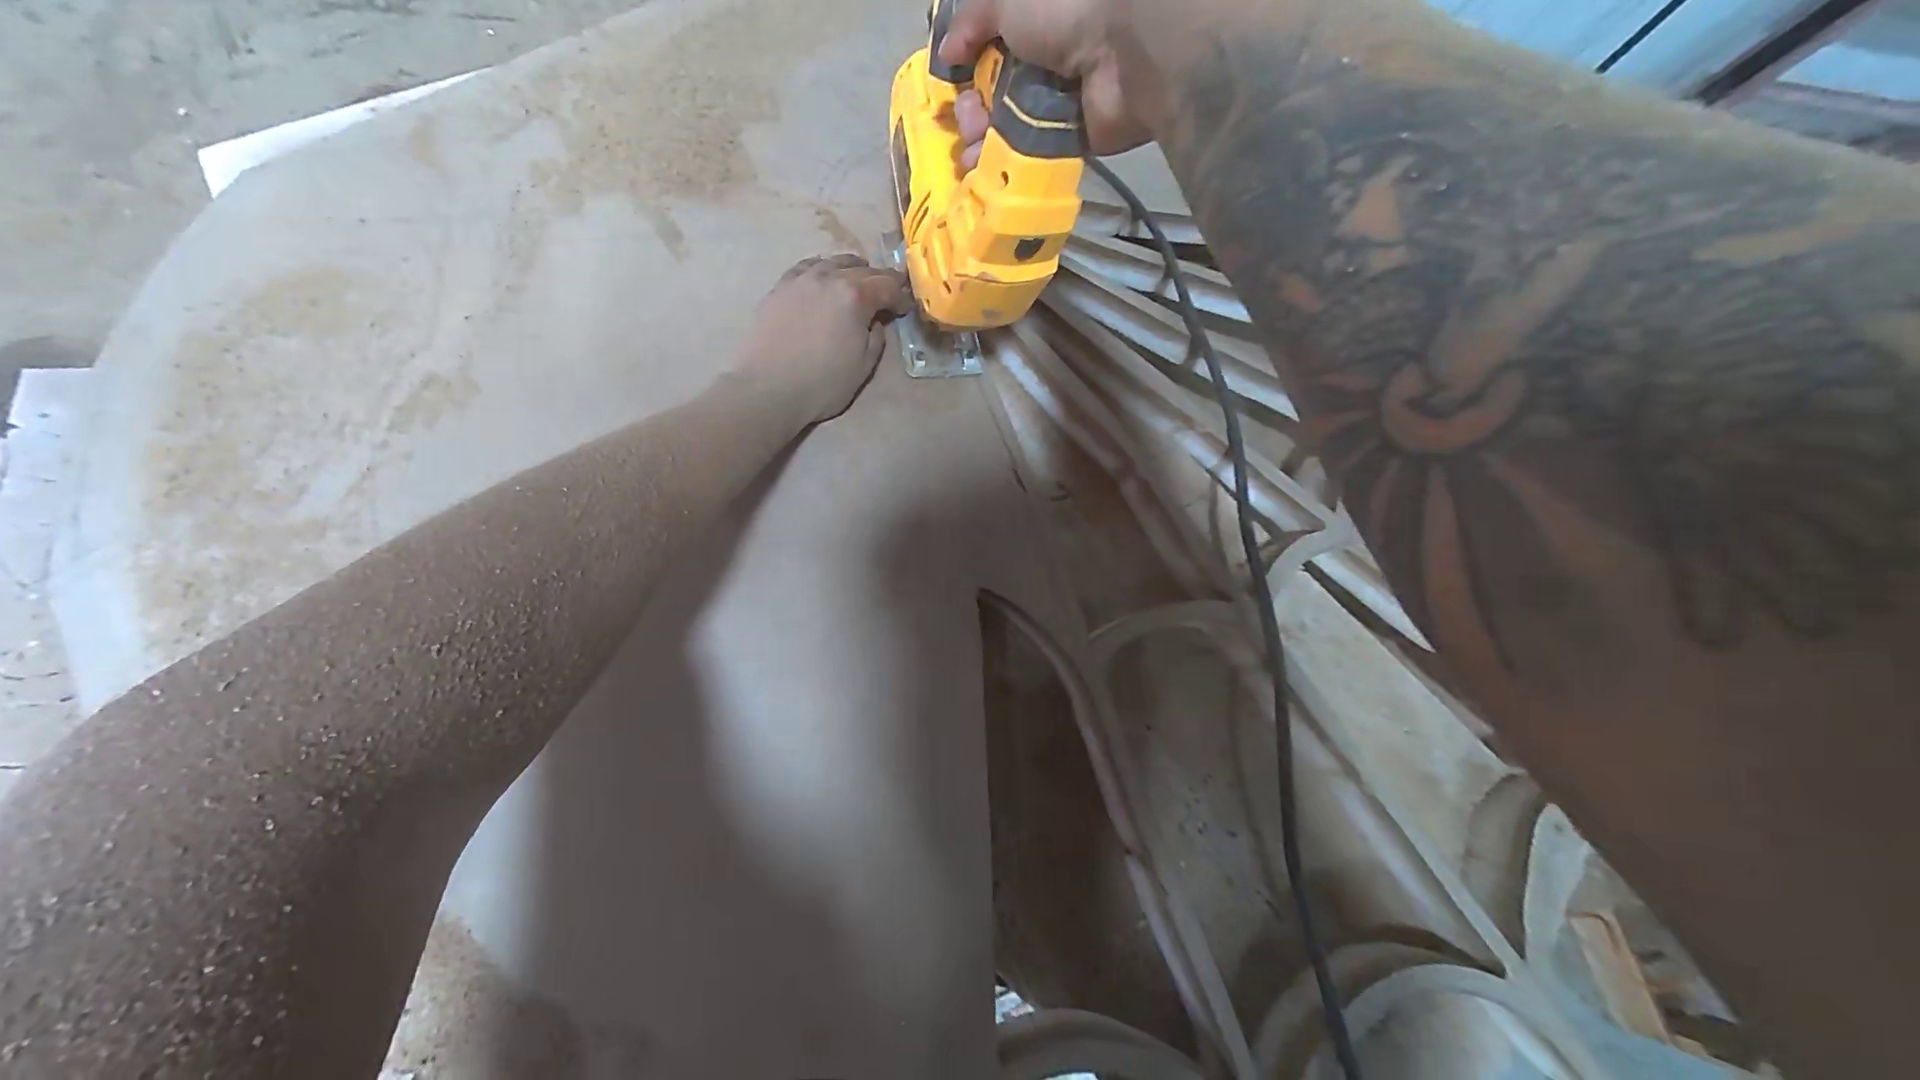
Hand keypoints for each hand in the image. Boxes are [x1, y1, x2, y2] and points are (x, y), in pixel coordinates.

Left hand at [735, 254, 911, 422]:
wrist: (769, 388)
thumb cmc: (823, 383)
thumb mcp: (864, 366)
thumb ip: (876, 336)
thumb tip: (874, 320)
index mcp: (855, 296)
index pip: (887, 286)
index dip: (901, 296)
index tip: (905, 308)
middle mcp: (829, 278)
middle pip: (862, 270)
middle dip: (880, 281)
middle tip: (888, 294)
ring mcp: (801, 279)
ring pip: (833, 262)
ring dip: (851, 269)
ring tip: (857, 279)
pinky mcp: (780, 288)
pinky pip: (806, 267)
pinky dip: (823, 269)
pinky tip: (824, 278)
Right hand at [939, 0, 1153, 168]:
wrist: (1122, 52)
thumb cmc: (1066, 8)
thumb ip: (973, 20)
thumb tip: (948, 51)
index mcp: (1029, 28)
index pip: (987, 55)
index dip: (965, 72)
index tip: (953, 84)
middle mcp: (1040, 68)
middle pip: (991, 99)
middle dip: (970, 111)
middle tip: (970, 118)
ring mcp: (1052, 109)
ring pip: (1003, 132)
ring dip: (980, 141)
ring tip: (973, 145)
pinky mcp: (1064, 144)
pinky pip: (1025, 158)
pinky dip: (1001, 165)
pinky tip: (982, 168)